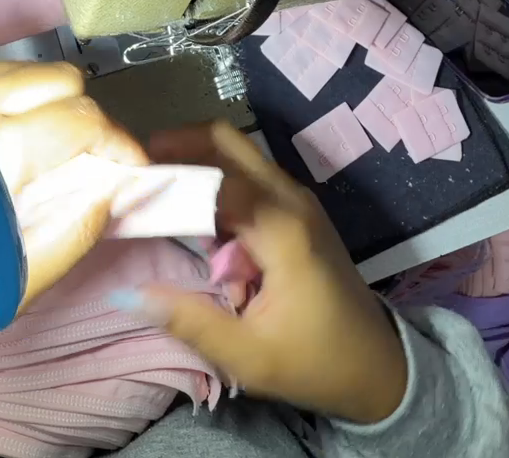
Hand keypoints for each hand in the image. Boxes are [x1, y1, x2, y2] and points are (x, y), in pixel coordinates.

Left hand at [0, 39, 145, 375]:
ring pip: (25, 65)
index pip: (84, 122)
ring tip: (35, 145)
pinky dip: (1, 78)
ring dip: (45, 100)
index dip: (118, 146)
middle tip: (78, 165)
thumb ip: (69, 236)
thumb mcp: (1, 288)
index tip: (126, 172)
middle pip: (62, 82)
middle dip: (84, 122)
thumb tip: (114, 189)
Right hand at [126, 121, 407, 423]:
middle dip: (180, 144)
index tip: (128, 188)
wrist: (380, 367)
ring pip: (237, 152)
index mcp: (282, 229)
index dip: (168, 180)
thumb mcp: (248, 356)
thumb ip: (189, 321)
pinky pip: (248, 173)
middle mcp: (290, 199)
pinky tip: (192, 211)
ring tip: (157, 186)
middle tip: (139, 165)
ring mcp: (296, 198)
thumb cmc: (315, 362)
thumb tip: (129, 292)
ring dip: (196, 160)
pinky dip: (215, 177)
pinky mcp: (296, 207)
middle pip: (227, 141)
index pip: (214, 182)